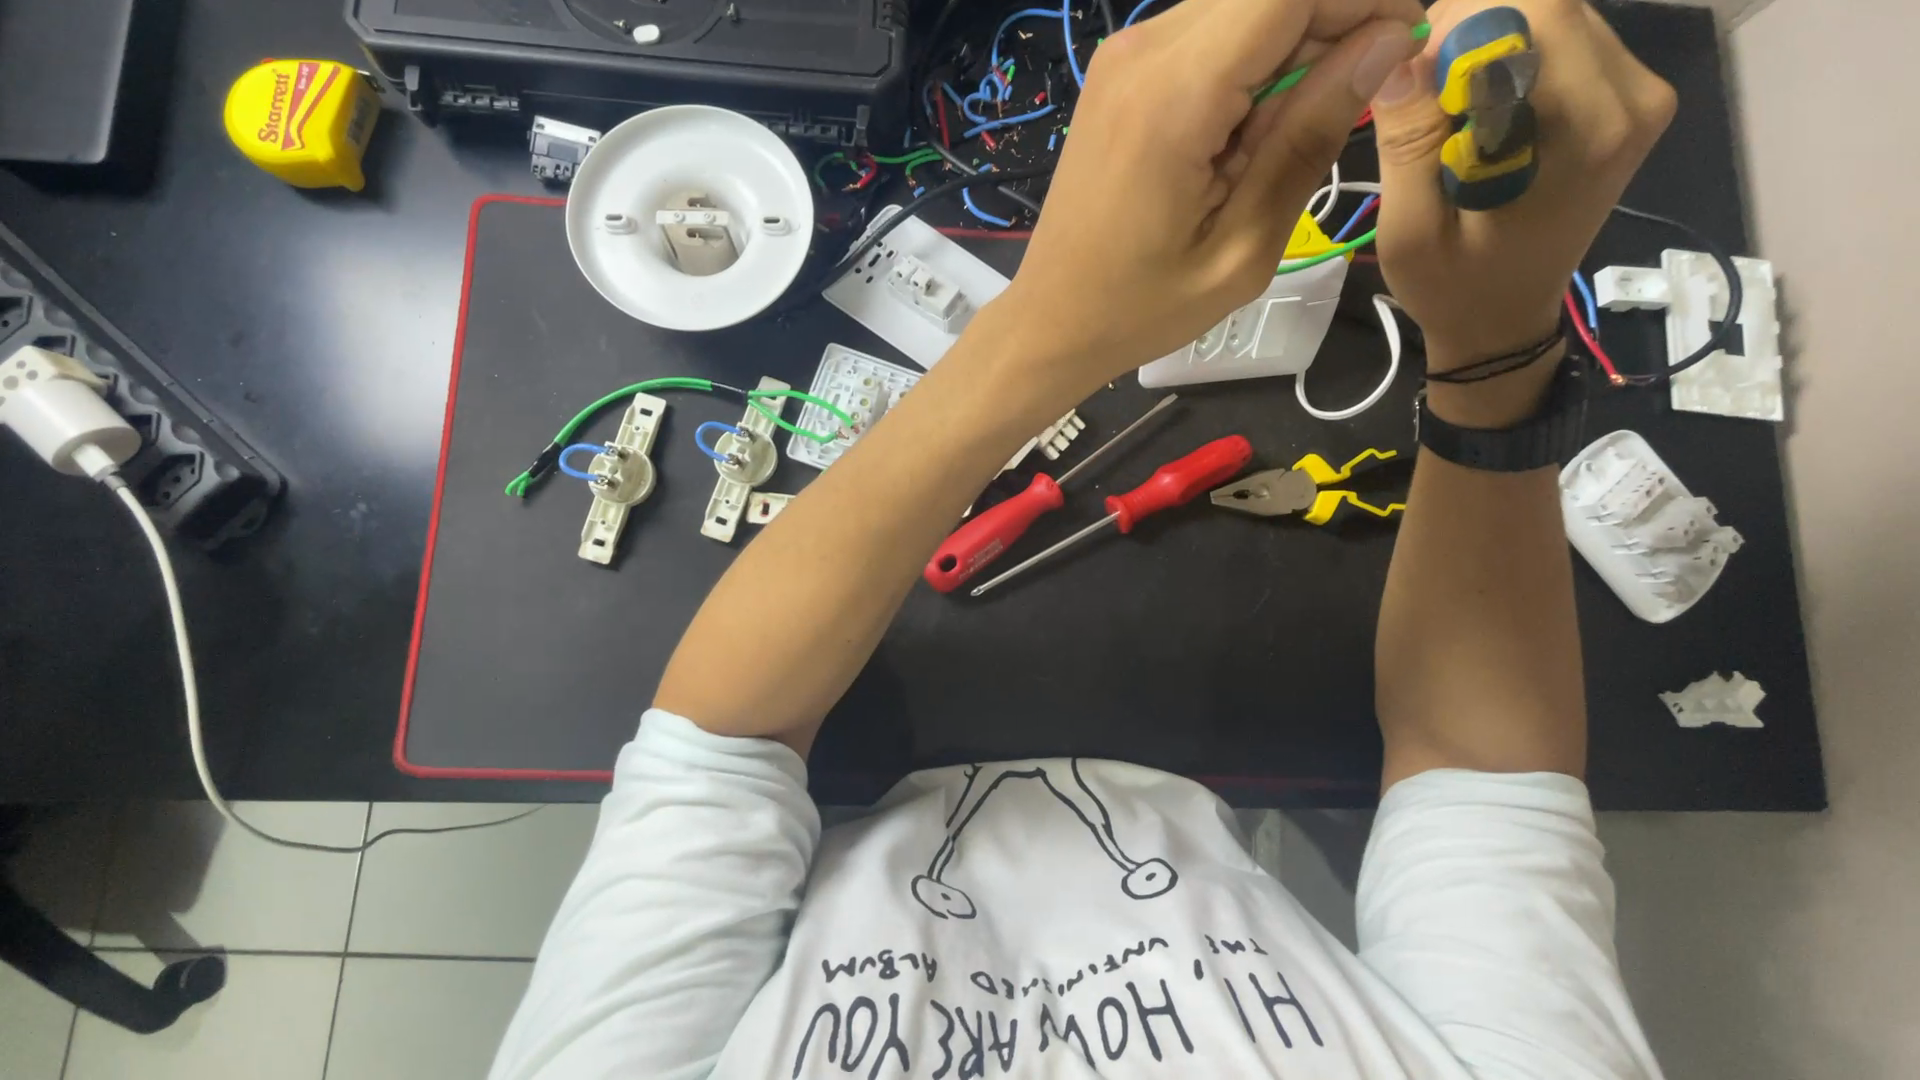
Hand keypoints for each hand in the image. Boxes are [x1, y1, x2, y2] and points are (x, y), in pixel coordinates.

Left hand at [993, 0, 1425, 393]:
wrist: (1051, 322)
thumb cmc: (1141, 308)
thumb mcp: (1242, 248)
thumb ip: (1308, 139)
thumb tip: (1386, 42)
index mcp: (1174, 95)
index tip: (1403, 43)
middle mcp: (1143, 51)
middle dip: (1334, 18)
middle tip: (1362, 91)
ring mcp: (1124, 57)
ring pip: (1241, 7)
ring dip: (1292, 44)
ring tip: (1303, 124)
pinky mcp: (1119, 73)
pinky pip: (1206, 36)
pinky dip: (1249, 62)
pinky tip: (1255, 127)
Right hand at [1371, 0, 1676, 423]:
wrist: (1503, 321)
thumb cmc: (1453, 286)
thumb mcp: (1411, 229)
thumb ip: (1409, 140)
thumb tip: (1395, 56)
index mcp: (1587, 127)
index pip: (1533, 8)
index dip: (1458, 24)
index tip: (1409, 81)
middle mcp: (1634, 94)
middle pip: (1547, 4)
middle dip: (1470, 36)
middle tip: (1420, 101)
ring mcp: (1639, 92)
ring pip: (1553, 17)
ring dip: (1487, 50)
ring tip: (1447, 116)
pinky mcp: (1628, 97)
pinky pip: (1563, 44)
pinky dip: (1511, 64)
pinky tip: (1478, 116)